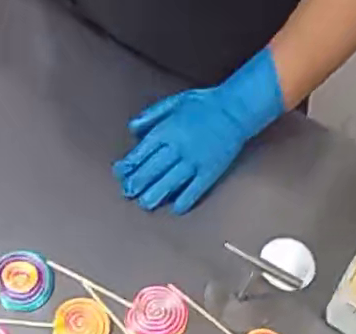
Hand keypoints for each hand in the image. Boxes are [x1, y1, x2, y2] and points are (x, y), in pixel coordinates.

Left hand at [112, 49, 284, 213]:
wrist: (235, 109)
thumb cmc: (204, 104)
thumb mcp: (175, 102)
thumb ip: (152, 116)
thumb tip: (132, 129)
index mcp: (168, 129)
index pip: (143, 151)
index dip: (130, 164)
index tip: (120, 174)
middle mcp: (179, 147)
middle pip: (153, 169)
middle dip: (138, 182)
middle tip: (128, 193)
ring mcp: (194, 161)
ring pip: (170, 182)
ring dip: (156, 194)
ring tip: (145, 204)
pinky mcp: (209, 172)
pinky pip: (194, 190)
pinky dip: (184, 200)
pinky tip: (175, 209)